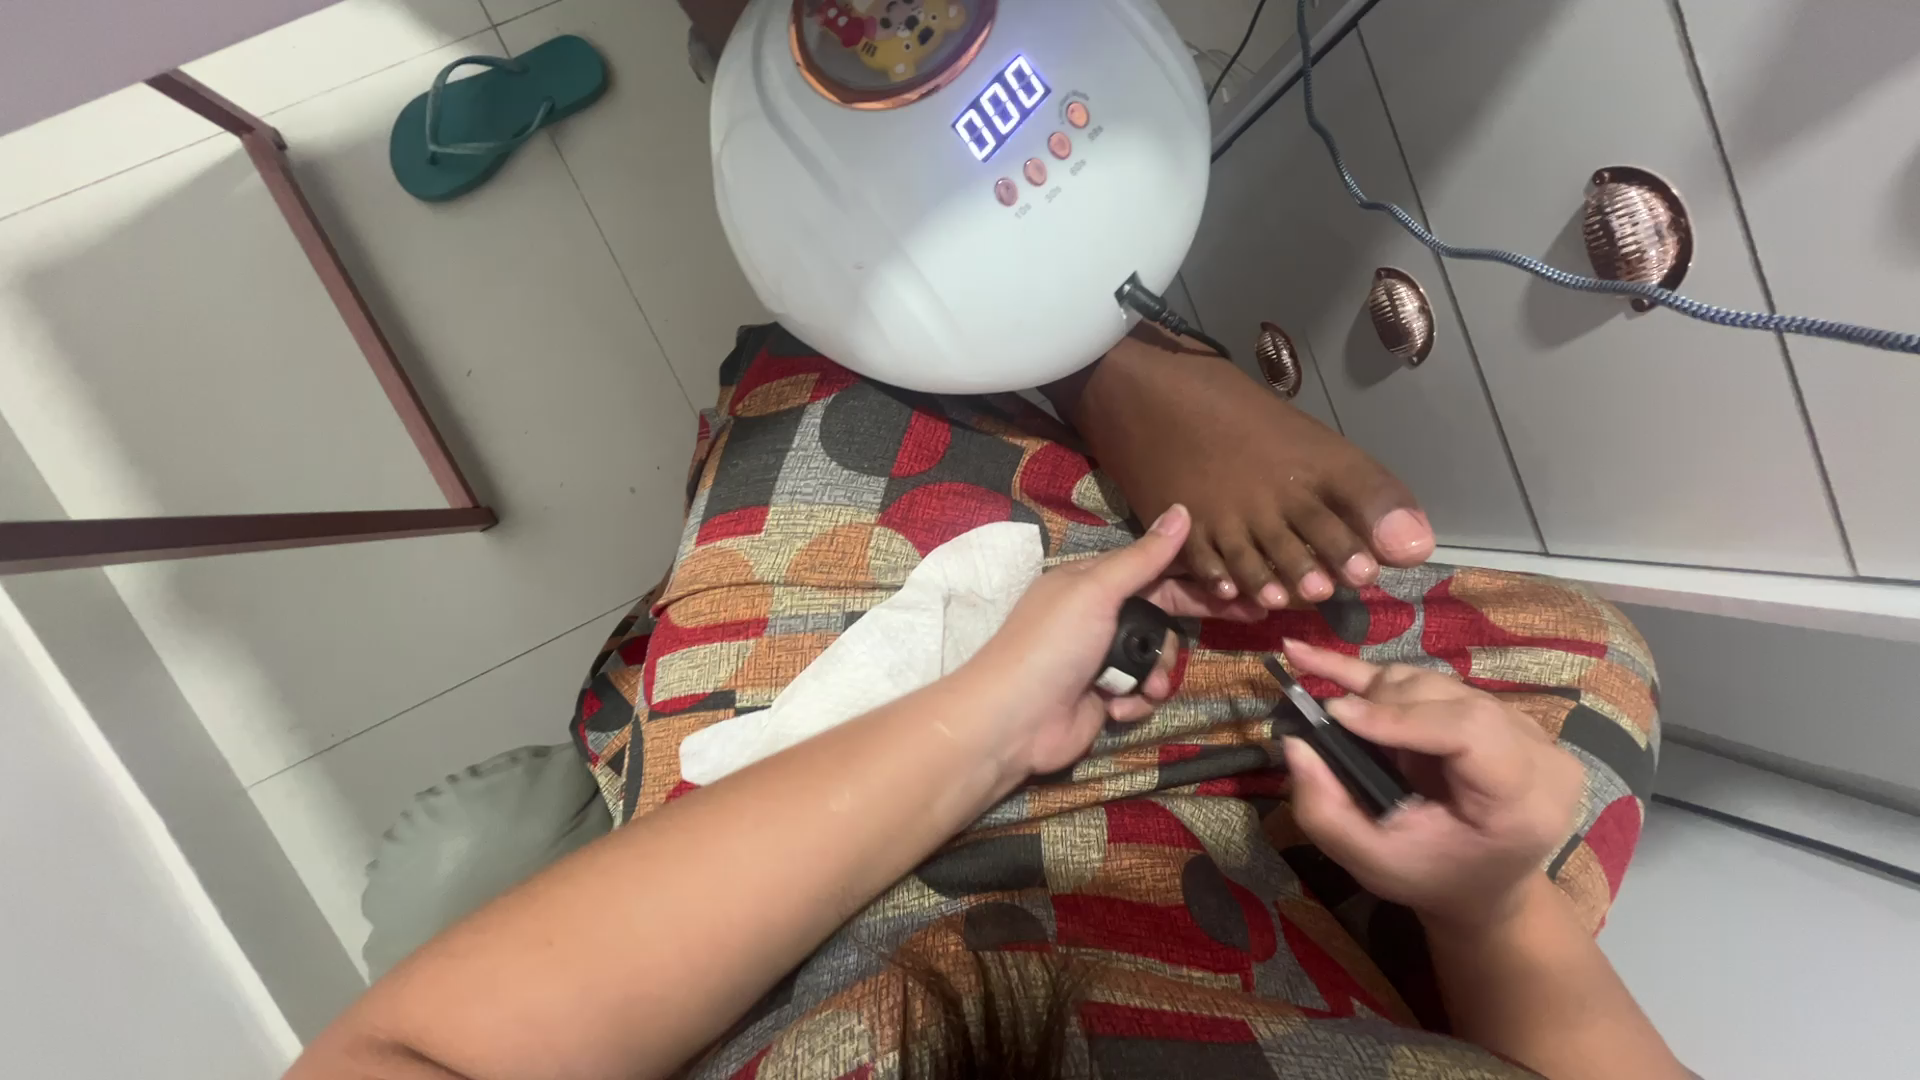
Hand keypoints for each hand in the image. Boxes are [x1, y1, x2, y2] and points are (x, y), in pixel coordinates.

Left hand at [959, 504, 1264, 782]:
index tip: (1242, 576)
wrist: (1014, 719)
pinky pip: (1143, 691)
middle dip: (1195, 621)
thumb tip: (1181, 510)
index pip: (1155, 566)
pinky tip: (1117, 706)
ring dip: (1157, 672)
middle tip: (1253, 616)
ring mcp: (1102, 657)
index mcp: (1092, 580)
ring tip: (1144, 684)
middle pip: (1164, 611)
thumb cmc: (1053, 643)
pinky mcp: (1106, 695)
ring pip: (1159, 656)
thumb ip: (1143, 557)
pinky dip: (1135, 699)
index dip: (1198, 570)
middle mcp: (1099, 614)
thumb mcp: (1097, 591)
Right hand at [1057, 325, 1433, 611]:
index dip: (1358, 544)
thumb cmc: (1227, 404)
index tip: (1369, 574)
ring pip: (1254, 561)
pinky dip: (1219, 580)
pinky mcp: (1184, 524)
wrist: (1146, 395)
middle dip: (1315, 569)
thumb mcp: (1304, 432)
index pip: (1345, 510)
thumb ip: (1360, 488)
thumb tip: (1418, 545)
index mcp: (1306, 461)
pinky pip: (1206, 562)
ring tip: (1280, 600)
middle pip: (1301, 542)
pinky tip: (1228, 592)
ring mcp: (1223, 512)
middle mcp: (1268, 491)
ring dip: (1270, 583)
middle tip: (1324, 593)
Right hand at [1278, 639, 1584, 932]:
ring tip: (1340, 716)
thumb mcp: (1371, 861)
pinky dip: (1361, 668)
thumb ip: (1327, 811)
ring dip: (1373, 693)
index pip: (1471, 731)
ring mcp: (1515, 722)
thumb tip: (1294, 744)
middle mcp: (1534, 751)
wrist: (1479, 882)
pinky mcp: (1481, 705)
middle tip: (1330, 720)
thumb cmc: (1431, 876)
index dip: (1400, 716)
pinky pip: (1420, 675)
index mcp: (1523, 801)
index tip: (1337, 714)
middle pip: (1447, 697)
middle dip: (1380, 702)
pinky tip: (1304, 653)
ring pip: (1428, 680)